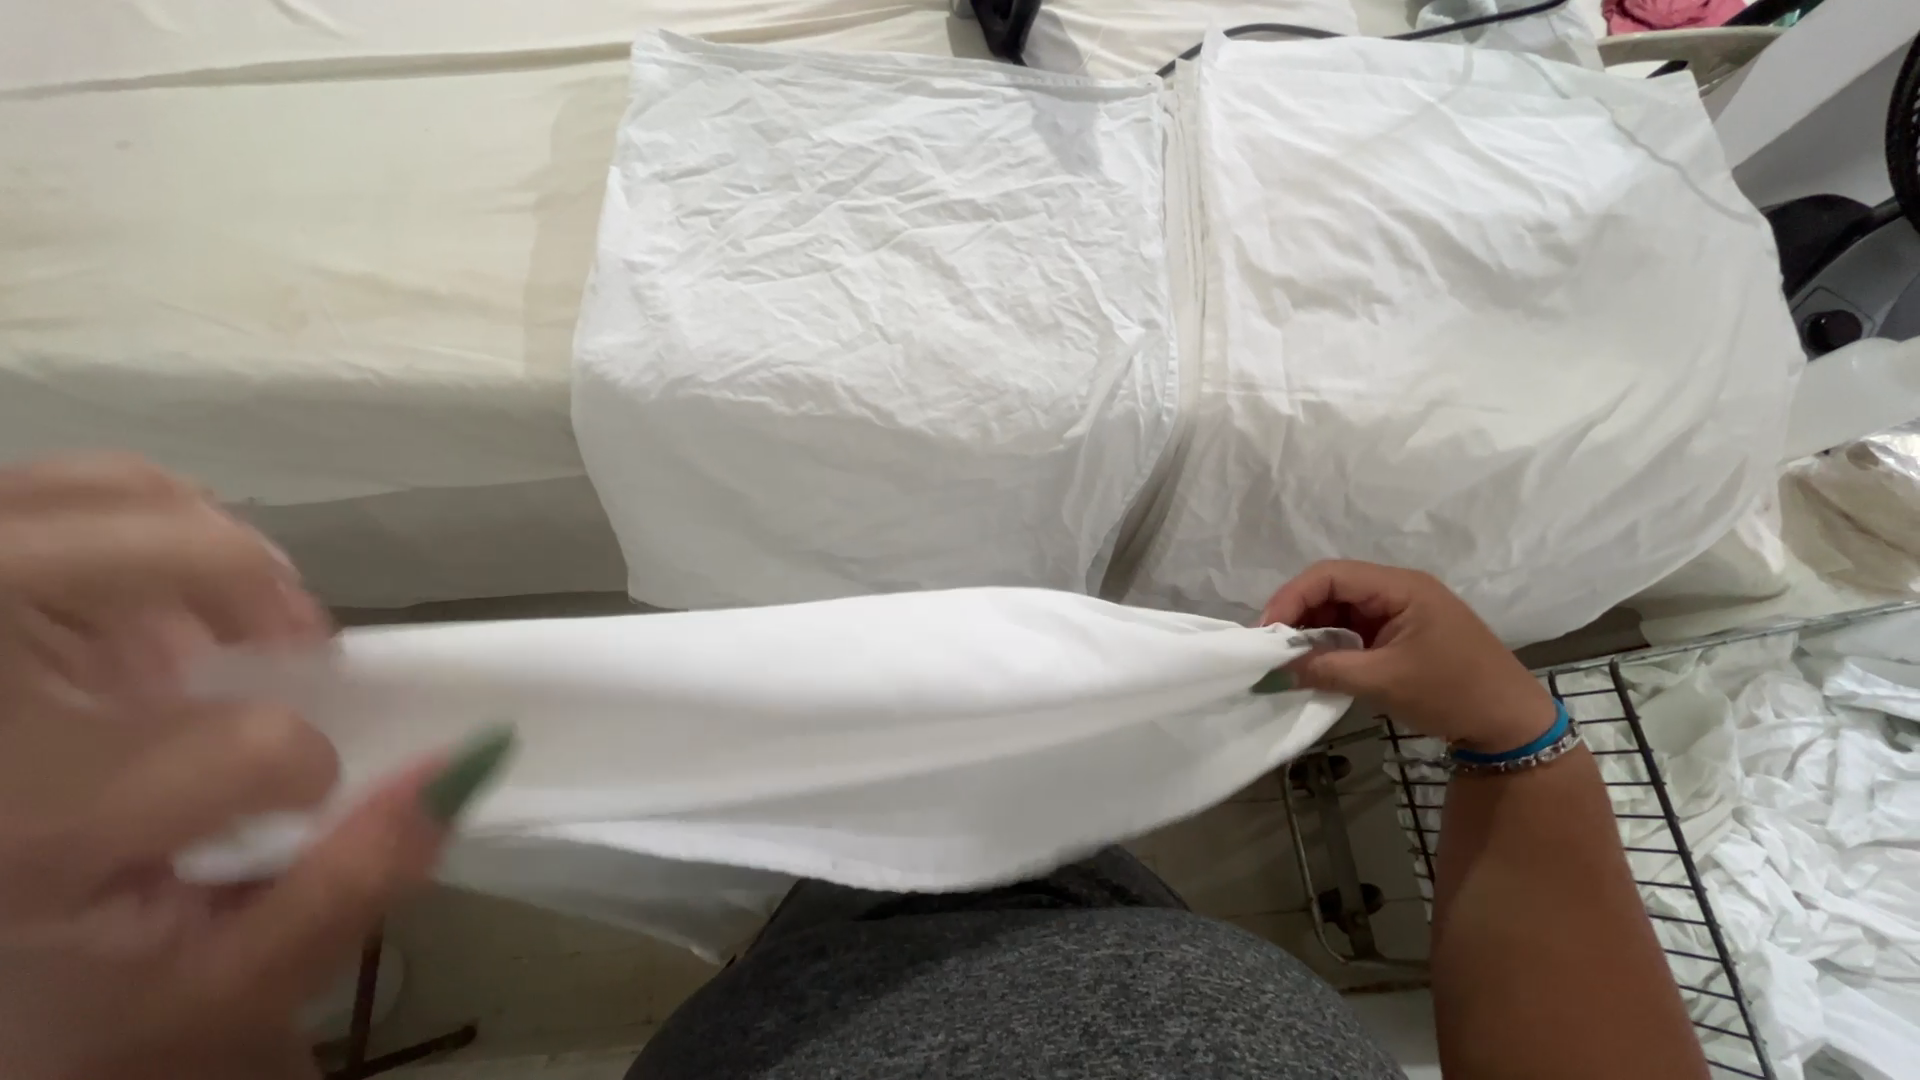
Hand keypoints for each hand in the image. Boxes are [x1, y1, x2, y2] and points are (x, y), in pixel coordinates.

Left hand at [0, 456, 505, 1077]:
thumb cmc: (76, 999)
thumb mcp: (214, 991)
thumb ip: (348, 888)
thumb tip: (467, 767)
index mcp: (33, 831)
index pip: (248, 745)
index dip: (302, 769)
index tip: (282, 803)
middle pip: (157, 557)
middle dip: (265, 601)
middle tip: (298, 655)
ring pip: (108, 495)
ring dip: (214, 553)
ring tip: (236, 625)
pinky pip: (62, 491)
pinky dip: (146, 523)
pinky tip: (163, 612)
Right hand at [1261, 560, 1555, 750]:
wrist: (1511, 727)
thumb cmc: (1453, 694)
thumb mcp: (1383, 682)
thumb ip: (1324, 669)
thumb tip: (1272, 670)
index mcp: (1400, 587)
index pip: (1329, 575)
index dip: (1291, 597)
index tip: (1267, 632)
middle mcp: (1398, 589)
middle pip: (1331, 587)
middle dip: (1298, 615)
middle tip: (1272, 648)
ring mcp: (1399, 610)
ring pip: (1338, 608)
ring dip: (1312, 631)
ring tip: (1290, 659)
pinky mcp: (1399, 632)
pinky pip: (1352, 627)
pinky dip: (1330, 643)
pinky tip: (1316, 663)